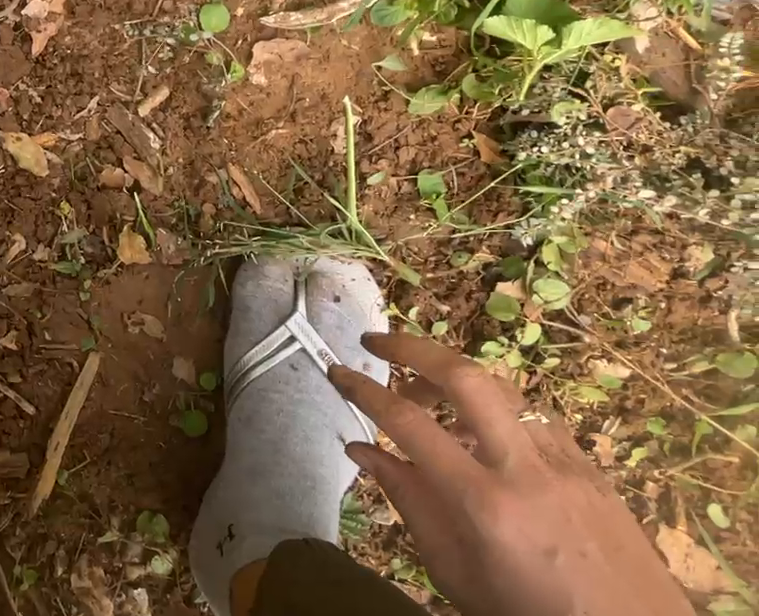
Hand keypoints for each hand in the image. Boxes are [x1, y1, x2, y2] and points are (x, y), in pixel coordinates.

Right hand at [330, 333, 691, 615]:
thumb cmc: (526, 615)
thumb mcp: (453, 570)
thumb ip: (408, 501)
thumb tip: (362, 450)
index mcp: (483, 502)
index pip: (407, 423)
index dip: (363, 389)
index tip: (336, 371)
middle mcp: (527, 471)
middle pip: (467, 378)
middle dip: (413, 348)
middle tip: (376, 342)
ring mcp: (568, 467)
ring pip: (504, 389)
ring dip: (453, 377)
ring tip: (422, 392)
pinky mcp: (595, 472)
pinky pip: (535, 418)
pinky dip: (494, 408)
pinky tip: (478, 429)